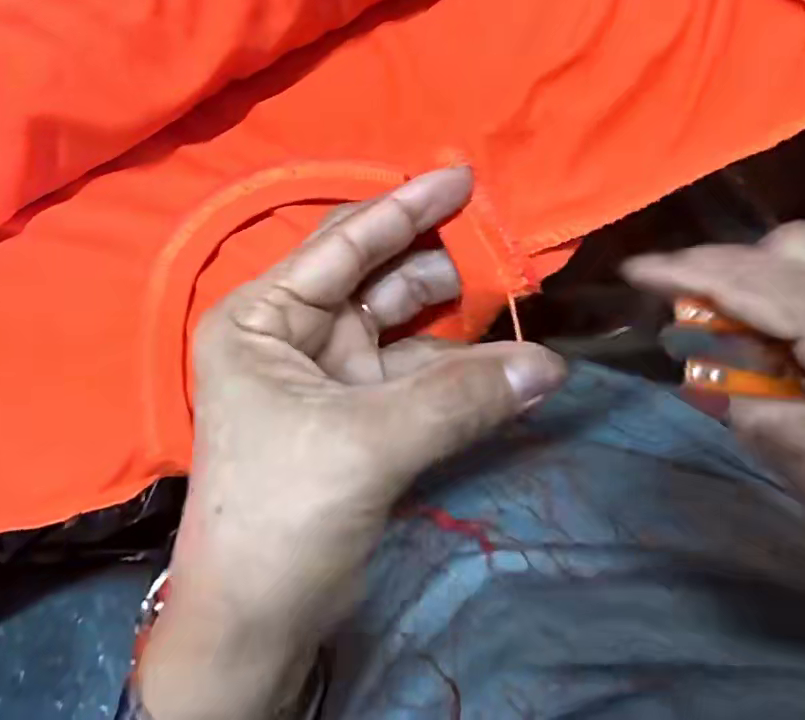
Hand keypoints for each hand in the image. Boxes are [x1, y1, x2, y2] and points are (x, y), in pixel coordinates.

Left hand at [139, 166, 566, 719]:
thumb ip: (459, 398)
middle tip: (503, 239)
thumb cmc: (281, 516)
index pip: (344, 242)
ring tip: (519, 295)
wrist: (255, 627)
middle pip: (378, 275)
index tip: (461, 177)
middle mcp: (294, 331)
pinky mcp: (360, 409)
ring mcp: (330, 370)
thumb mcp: (365, 444)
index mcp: (264, 316)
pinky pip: (420, 370)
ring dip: (460, 314)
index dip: (405, 207)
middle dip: (440, 258)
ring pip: (405, 322)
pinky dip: (462, 366)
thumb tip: (549, 365)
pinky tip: (510, 360)